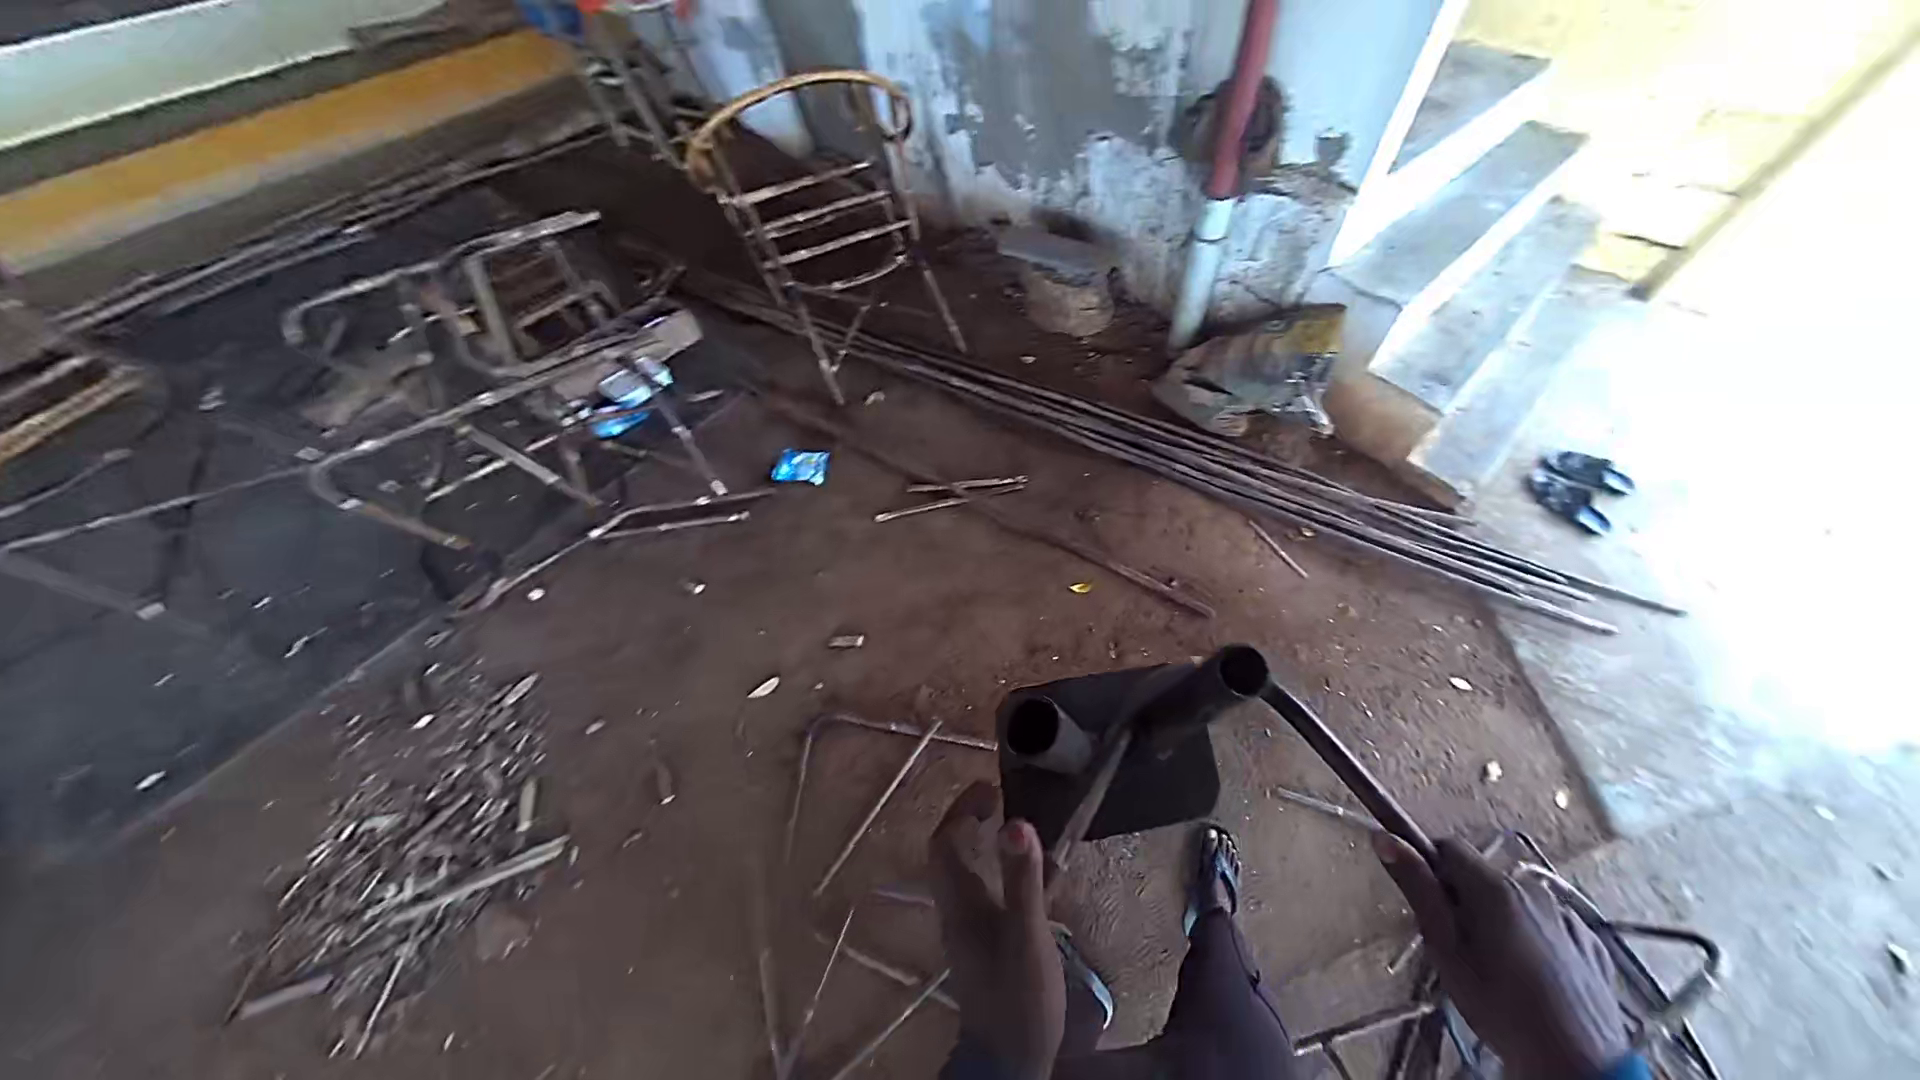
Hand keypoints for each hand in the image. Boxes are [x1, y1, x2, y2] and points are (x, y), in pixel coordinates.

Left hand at [928, 782, 1063, 1079]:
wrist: (1010, 1062)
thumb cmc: (1018, 996)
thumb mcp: (1026, 934)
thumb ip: (1023, 879)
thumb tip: (1016, 822)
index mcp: (959, 902)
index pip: (944, 842)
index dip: (960, 810)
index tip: (987, 788)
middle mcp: (958, 910)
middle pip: (953, 855)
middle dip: (971, 822)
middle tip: (1000, 801)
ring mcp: (972, 929)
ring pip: (973, 875)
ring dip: (991, 848)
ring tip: (1025, 832)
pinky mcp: (989, 945)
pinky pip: (993, 897)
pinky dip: (1011, 878)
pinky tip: (1045, 879)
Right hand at [1374, 834, 1629, 1078]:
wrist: (1581, 1068)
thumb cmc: (1499, 1005)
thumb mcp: (1444, 947)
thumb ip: (1417, 888)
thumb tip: (1384, 837)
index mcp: (1493, 887)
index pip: (1447, 847)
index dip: (1429, 866)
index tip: (1427, 902)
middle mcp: (1533, 890)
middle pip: (1481, 875)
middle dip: (1461, 896)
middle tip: (1455, 942)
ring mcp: (1568, 918)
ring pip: (1514, 900)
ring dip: (1498, 917)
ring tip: (1496, 965)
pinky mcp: (1592, 946)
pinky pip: (1548, 924)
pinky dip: (1533, 936)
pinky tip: (1532, 974)